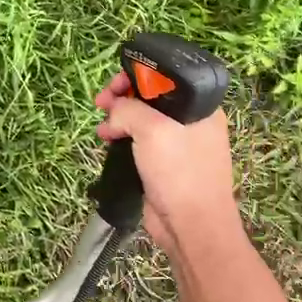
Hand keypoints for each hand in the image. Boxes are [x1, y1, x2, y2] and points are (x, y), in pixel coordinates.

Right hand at [94, 71, 240, 256]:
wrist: (191, 226)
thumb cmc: (179, 172)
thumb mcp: (152, 129)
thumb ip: (128, 109)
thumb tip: (113, 114)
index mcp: (200, 109)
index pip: (166, 78)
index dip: (138, 75)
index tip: (116, 83)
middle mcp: (190, 122)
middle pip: (149, 97)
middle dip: (122, 96)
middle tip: (101, 103)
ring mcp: (176, 144)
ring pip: (140, 118)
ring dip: (117, 117)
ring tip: (102, 128)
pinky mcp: (162, 163)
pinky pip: (137, 139)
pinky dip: (120, 135)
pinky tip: (107, 140)